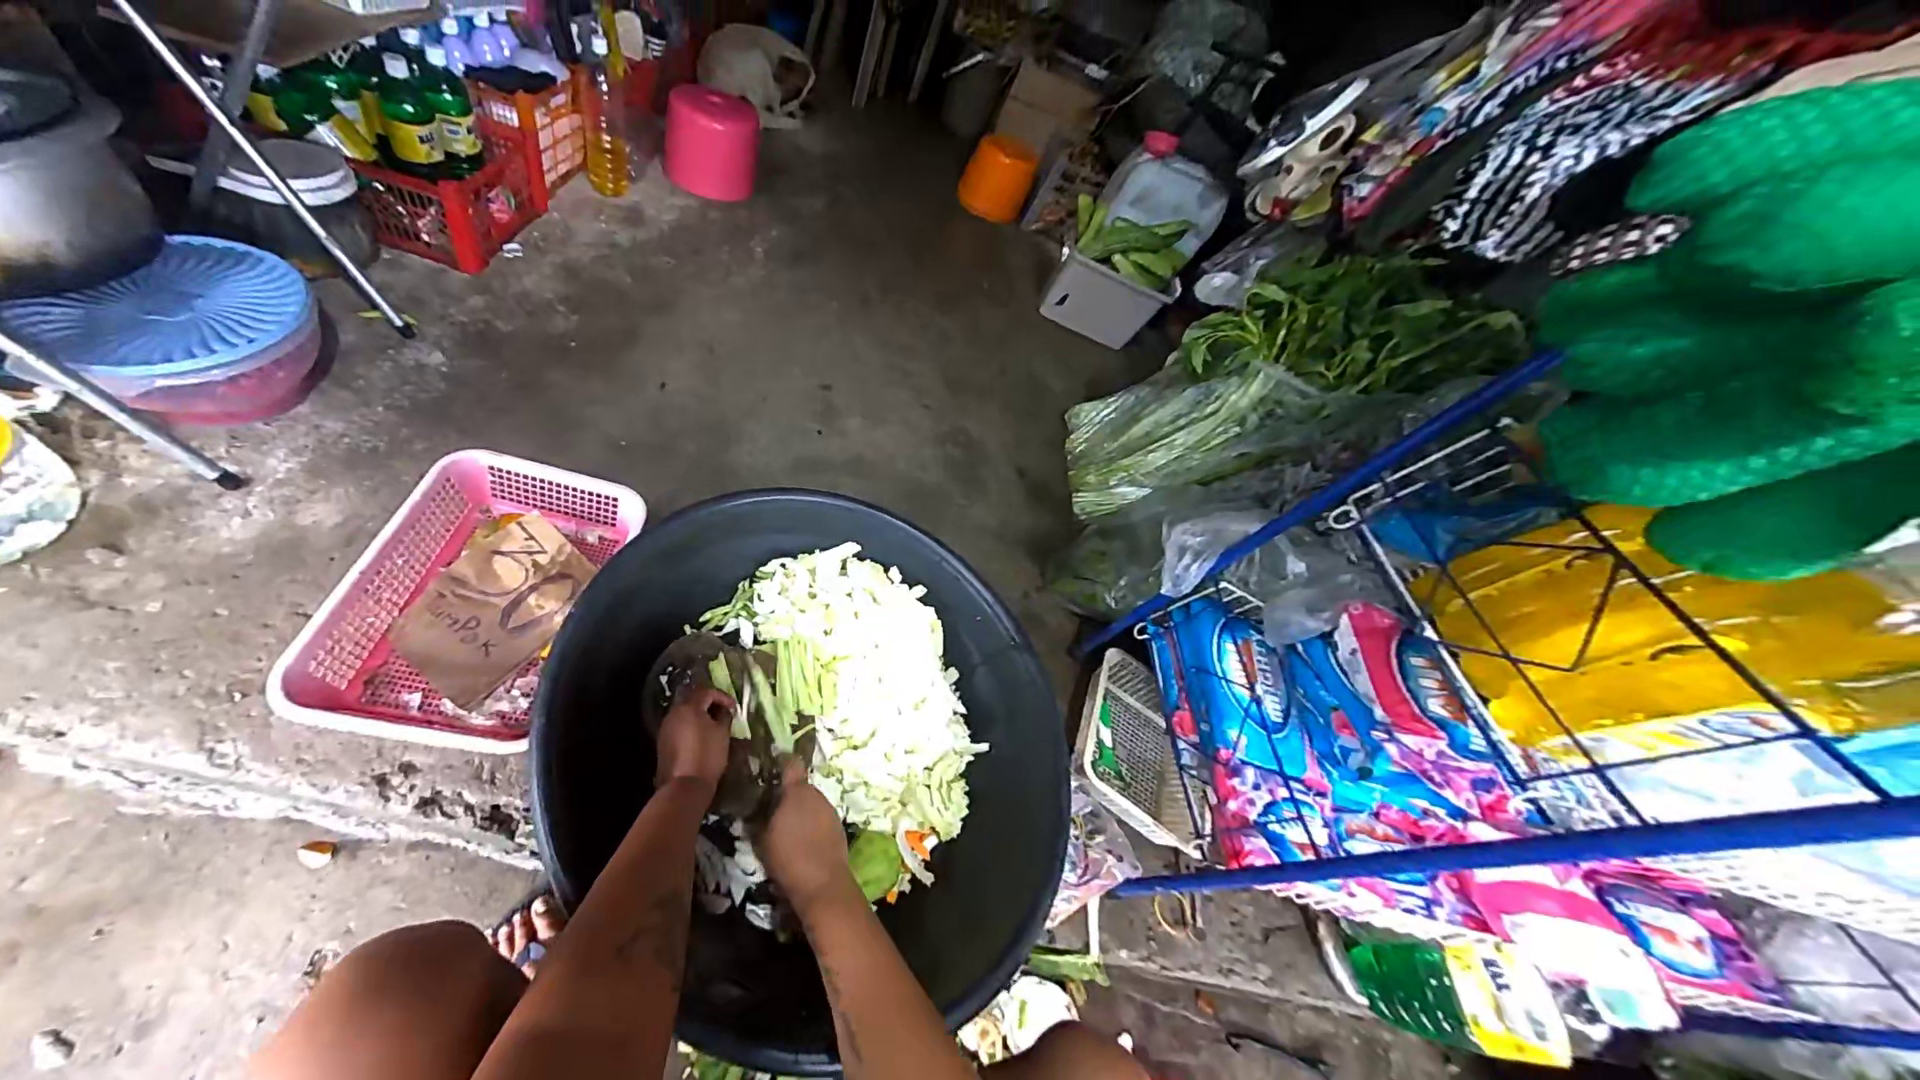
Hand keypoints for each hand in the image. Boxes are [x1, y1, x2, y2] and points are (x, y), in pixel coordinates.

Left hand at [655, 685, 733, 790]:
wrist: (685, 785)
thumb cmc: (708, 755)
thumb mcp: (722, 733)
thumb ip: (723, 717)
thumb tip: (723, 711)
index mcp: (688, 708)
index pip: (707, 692)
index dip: (722, 697)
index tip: (734, 707)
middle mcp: (673, 714)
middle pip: (693, 701)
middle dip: (710, 704)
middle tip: (724, 712)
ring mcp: (666, 728)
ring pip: (685, 714)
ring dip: (700, 715)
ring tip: (714, 725)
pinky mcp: (663, 742)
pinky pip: (679, 726)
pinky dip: (691, 726)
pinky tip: (701, 737)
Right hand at [756, 758, 856, 917]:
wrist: (822, 883)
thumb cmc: (788, 857)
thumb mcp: (763, 837)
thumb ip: (762, 817)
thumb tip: (759, 807)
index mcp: (797, 792)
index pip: (792, 765)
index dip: (783, 765)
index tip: (773, 771)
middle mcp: (817, 795)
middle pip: (803, 787)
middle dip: (791, 795)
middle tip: (775, 810)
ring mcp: (831, 810)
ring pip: (813, 803)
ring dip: (803, 810)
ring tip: (790, 829)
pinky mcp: (839, 827)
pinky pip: (822, 818)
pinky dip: (814, 824)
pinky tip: (806, 841)